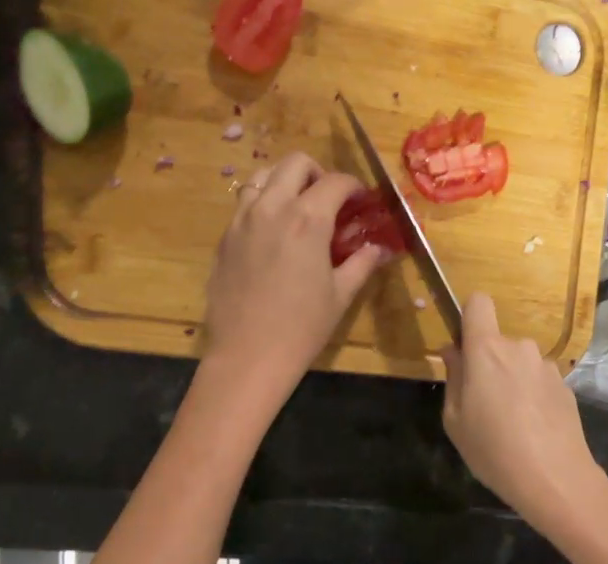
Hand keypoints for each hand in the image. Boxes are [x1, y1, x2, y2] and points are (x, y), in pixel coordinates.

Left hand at [203, 152, 388, 398]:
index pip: (335, 182)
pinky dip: (263, 204)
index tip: (362, 201)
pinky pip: (245, 204)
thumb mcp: (340, 296)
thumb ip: (361, 264)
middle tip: (330, 201)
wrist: (248, 354)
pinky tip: (274, 234)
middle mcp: (272, 207)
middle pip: (295, 164)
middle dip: (318, 174)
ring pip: (264, 176)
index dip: (354, 187)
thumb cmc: (302, 329)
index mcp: (307, 220)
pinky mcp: (225, 237)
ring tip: (298, 209)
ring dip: (285, 182)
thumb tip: (381, 249)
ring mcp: (243, 219)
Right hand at [442, 293, 607, 534]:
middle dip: (489, 363)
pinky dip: (533, 396)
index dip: (469, 318)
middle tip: (483, 404)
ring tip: (511, 422)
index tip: (464, 347)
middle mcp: (520, 348)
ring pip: (521, 363)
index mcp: (487, 350)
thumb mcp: (455, 420)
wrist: (554, 477)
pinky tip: (533, 429)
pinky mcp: (566, 386)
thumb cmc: (493, 450)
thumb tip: (454, 351)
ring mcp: (547, 366)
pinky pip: (539, 382)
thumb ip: (453, 377)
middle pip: (499, 342)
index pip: (478, 303)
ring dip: (513, 381)